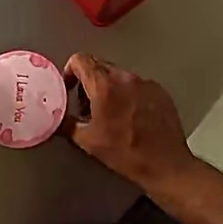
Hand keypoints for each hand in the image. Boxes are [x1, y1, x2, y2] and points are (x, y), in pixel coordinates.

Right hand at [64, 54, 200, 188]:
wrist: (165, 163)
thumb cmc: (125, 152)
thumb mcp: (88, 141)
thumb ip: (67, 124)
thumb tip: (57, 118)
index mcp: (105, 85)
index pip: (81, 60)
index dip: (70, 70)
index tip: (70, 87)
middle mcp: (125, 77)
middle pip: (100, 65)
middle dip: (89, 81)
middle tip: (87, 104)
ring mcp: (145, 82)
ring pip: (119, 75)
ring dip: (109, 87)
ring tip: (110, 112)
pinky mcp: (159, 90)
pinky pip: (137, 84)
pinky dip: (128, 93)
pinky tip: (131, 115)